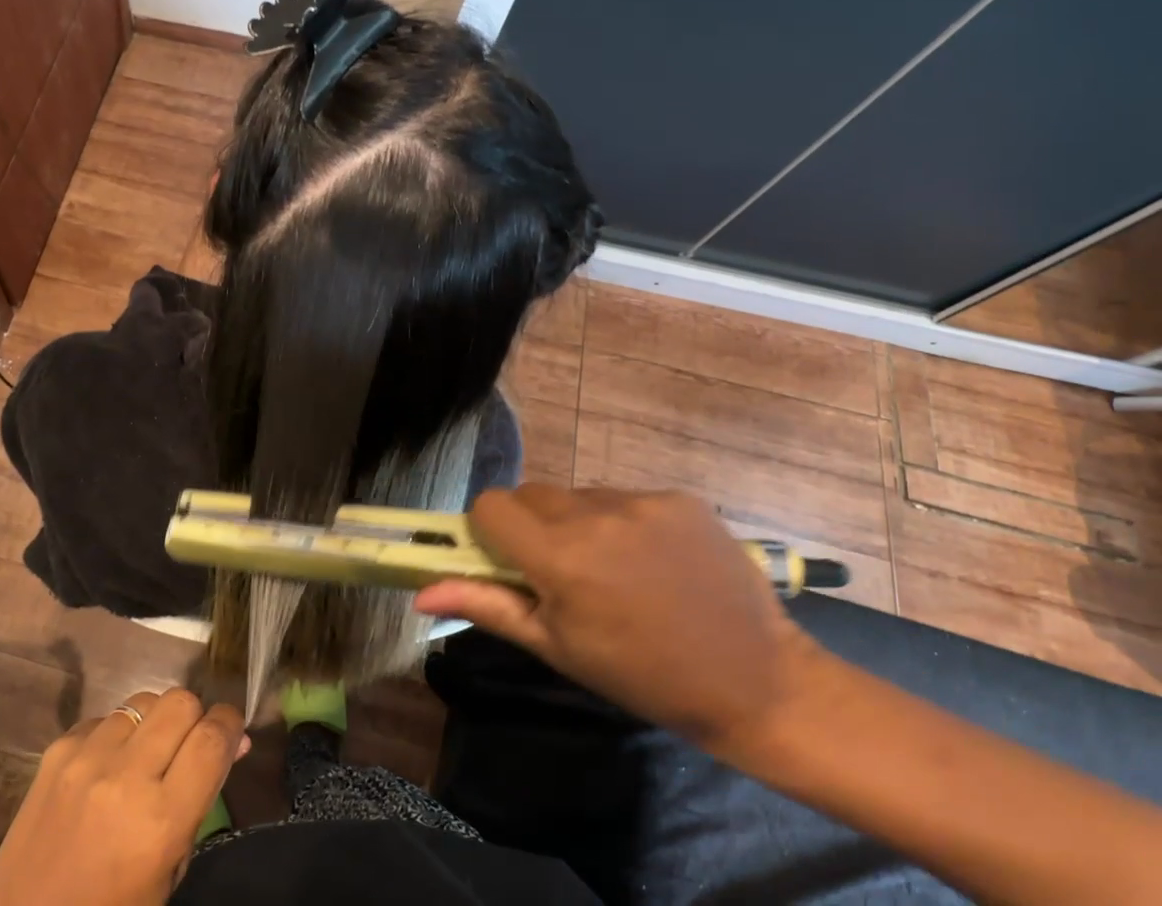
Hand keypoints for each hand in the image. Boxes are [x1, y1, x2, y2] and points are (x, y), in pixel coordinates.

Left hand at [0, 688, 248, 905]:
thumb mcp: (171, 868)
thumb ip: (201, 802)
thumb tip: (232, 744)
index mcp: (161, 819)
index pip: (212, 740)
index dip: (230, 723)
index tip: (233, 729)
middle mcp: (125, 776)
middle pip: (180, 702)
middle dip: (196, 715)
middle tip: (192, 743)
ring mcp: (86, 757)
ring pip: (142, 700)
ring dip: (156, 721)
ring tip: (150, 753)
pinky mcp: (56, 749)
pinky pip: (105, 717)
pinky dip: (118, 732)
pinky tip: (111, 763)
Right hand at [414, 484, 821, 750]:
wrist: (757, 681)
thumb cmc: (641, 676)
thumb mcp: (556, 647)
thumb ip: (487, 605)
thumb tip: (419, 593)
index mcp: (561, 557)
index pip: (490, 506)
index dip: (488, 533)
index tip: (508, 565)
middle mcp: (597, 515)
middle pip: (530, 495)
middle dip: (530, 527)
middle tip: (559, 575)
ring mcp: (644, 502)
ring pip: (577, 495)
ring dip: (576, 523)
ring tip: (613, 572)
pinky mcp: (681, 498)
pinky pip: (623, 497)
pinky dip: (620, 522)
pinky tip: (650, 562)